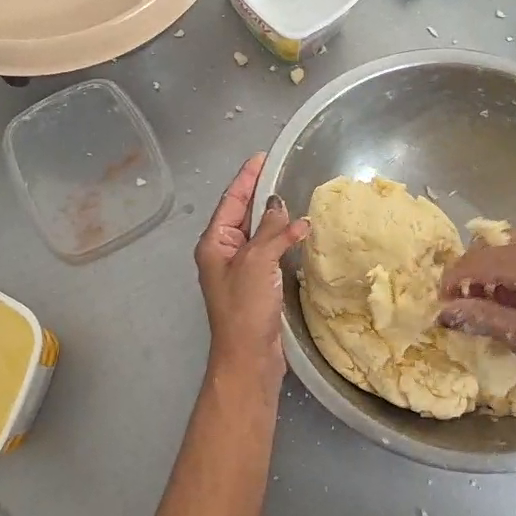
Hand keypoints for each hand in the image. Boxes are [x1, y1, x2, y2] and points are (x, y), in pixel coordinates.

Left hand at [194, 153, 309, 386]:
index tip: (262, 156)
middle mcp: (223, 252)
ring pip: (258, 233)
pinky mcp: (257, 285)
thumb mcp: (256, 262)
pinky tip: (301, 232)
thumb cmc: (245, 308)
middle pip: (242, 214)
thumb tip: (282, 206)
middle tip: (282, 169)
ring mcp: (240, 269)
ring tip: (293, 194)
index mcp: (214, 243)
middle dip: (260, 193)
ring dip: (274, 216)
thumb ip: (270, 231)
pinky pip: (269, 251)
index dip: (247, 177)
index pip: (231, 200)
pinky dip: (283, 239)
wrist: (248, 358)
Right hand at [436, 230, 515, 397]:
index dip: (452, 283)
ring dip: (498, 276)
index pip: (473, 260)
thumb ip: (484, 319)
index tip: (444, 309)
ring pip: (513, 251)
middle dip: (474, 279)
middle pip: (491, 250)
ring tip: (504, 313)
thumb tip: (446, 311)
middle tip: (473, 313)